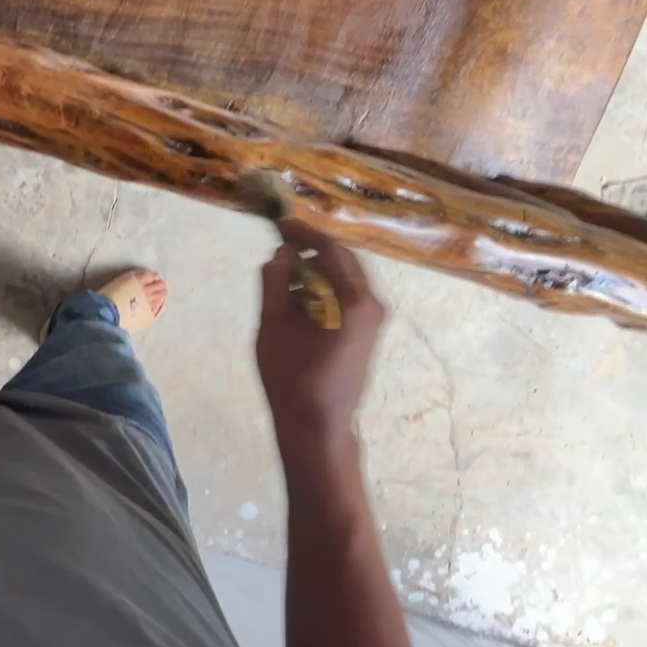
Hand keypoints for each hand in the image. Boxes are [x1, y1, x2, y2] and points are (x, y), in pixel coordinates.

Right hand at [255, 220, 384, 448]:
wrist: (316, 423)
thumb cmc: (291, 375)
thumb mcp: (273, 324)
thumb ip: (275, 283)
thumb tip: (280, 254)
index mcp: (353, 301)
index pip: (332, 251)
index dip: (304, 233)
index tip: (279, 223)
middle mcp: (372, 305)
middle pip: (343, 261)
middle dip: (311, 248)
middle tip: (279, 242)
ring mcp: (372, 319)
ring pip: (345, 278)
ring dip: (315, 268)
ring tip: (282, 270)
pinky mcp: (365, 331)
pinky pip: (346, 295)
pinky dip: (322, 286)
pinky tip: (296, 295)